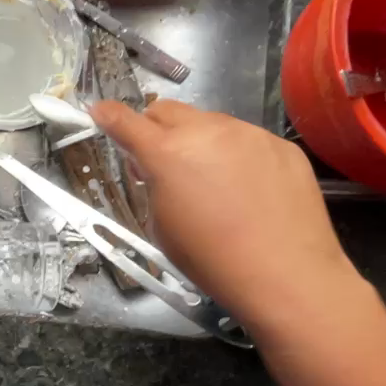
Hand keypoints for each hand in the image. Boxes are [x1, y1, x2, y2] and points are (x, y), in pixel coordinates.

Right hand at [92, 99, 365, 333]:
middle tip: (159, 161)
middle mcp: (207, 132)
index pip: (125, 121)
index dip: (108, 115)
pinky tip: (246, 189)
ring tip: (209, 179)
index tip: (99, 112)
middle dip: (154, 128)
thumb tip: (156, 167)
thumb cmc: (209, 258)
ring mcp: (250, 135)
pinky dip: (234, 154)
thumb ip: (153, 183)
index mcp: (166, 153)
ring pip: (209, 123)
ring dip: (196, 140)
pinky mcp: (282, 146)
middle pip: (167, 111)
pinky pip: (246, 139)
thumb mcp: (160, 223)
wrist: (286, 275)